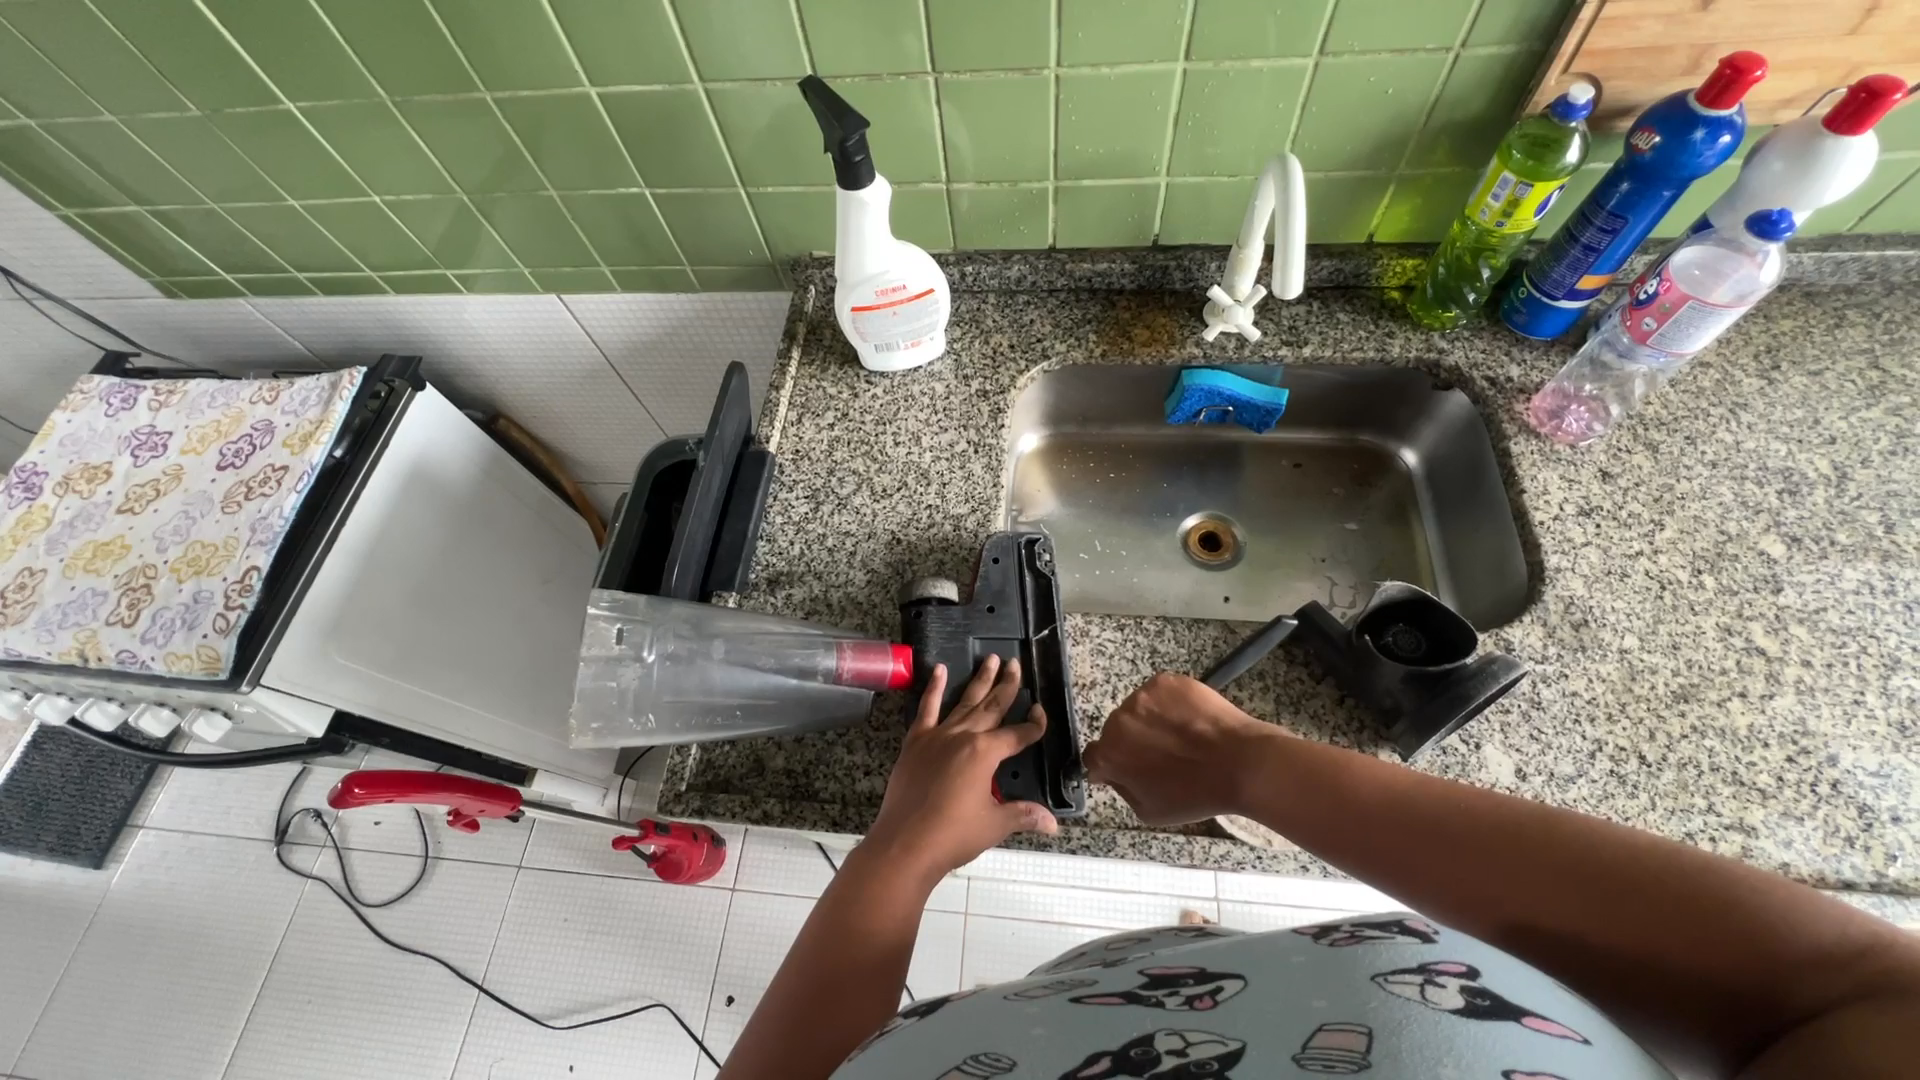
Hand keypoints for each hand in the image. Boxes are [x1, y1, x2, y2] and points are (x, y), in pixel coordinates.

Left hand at [865, 655, 1057, 880]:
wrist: (904, 843)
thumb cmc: (952, 835)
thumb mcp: (994, 824)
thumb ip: (1023, 815)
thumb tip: (1052, 823)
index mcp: (985, 753)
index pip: (1017, 735)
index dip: (1033, 726)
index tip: (1041, 713)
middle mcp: (963, 736)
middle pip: (991, 707)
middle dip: (1007, 686)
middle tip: (1016, 664)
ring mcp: (937, 737)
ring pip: (964, 702)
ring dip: (979, 681)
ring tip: (991, 659)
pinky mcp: (915, 742)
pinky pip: (926, 709)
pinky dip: (933, 688)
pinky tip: (939, 670)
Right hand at [1083, 672, 1277, 824]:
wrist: (1240, 763)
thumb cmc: (1195, 793)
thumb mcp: (1149, 812)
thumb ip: (1121, 790)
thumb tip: (1112, 774)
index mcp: (1110, 754)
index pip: (1093, 756)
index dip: (1110, 763)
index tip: (1128, 767)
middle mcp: (1118, 721)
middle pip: (1116, 731)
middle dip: (1132, 741)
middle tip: (1162, 754)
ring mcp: (1142, 697)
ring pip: (1138, 710)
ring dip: (1151, 720)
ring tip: (1182, 736)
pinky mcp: (1165, 682)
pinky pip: (1159, 693)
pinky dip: (1170, 704)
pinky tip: (1190, 720)